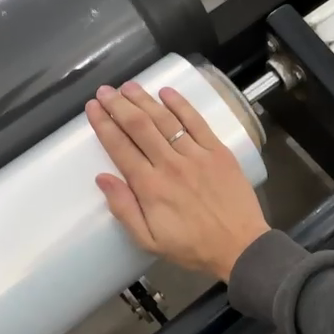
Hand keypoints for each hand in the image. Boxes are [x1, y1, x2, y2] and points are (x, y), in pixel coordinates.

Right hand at [86, 81, 267, 281]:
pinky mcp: (219, 152)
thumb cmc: (194, 247)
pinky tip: (167, 92)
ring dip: (144, 100)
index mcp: (150, 187)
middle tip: (105, 91)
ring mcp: (197, 155)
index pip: (120, 147)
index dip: (103, 125)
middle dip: (119, 105)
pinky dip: (181, 104)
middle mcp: (170, 165)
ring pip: (165, 120)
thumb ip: (124, 209)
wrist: (241, 247)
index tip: (92, 108)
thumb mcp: (149, 241)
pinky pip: (197, 122)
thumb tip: (102, 178)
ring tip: (129, 87)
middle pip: (139, 126)